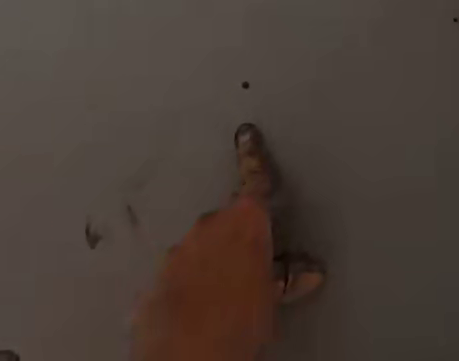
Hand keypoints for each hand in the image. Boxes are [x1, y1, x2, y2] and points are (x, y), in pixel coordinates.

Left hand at [132, 125, 322, 360]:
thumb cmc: (239, 323)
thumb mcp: (273, 297)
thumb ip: (287, 275)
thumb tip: (307, 274)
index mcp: (245, 219)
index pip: (254, 177)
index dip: (253, 154)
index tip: (246, 134)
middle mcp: (209, 226)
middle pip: (226, 219)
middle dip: (234, 238)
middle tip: (246, 269)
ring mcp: (176, 255)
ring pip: (197, 249)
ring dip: (206, 264)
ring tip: (216, 298)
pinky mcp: (151, 285)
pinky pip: (174, 278)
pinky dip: (183, 289)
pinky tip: (191, 310)